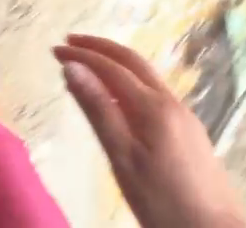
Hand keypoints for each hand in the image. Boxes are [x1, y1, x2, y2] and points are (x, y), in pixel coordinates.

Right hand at [55, 34, 245, 227]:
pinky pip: (155, 92)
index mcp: (154, 108)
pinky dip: (129, 80)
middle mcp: (172, 104)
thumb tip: (72, 67)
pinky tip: (118, 96)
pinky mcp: (191, 133)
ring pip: (146, 76)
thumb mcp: (123, 159)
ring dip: (115, 62)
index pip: (111, 68)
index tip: (54, 50)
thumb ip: (98, 110)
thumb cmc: (164, 203)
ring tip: (88, 64)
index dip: (81, 55)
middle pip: (133, 61)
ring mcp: (185, 118)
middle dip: (99, 47)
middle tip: (69, 41)